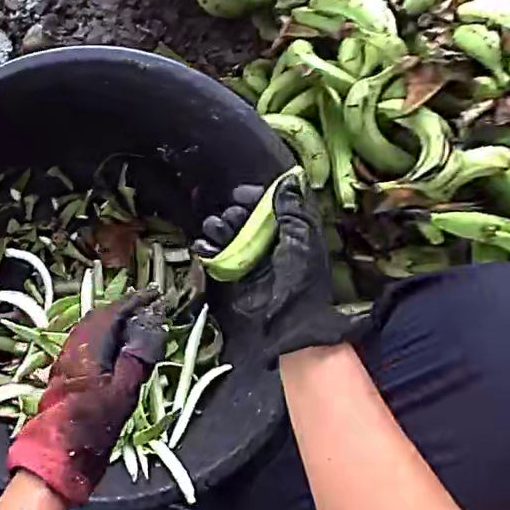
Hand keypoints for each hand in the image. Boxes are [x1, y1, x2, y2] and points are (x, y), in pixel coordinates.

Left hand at [7, 290, 165, 505]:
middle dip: (124, 309)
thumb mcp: (124, 391)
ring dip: (114, 322)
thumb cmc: (92, 426)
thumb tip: (151, 327)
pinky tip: (117, 346)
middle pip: (100, 316)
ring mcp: (65, 358)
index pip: (113, 312)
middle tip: (148, 308)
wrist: (57, 457)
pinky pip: (87, 341)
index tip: (155, 297)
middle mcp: (73, 345)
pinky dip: (105, 336)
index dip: (136, 302)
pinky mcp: (64, 372)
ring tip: (137, 324)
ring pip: (92, 328)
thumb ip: (137, 356)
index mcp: (88, 346)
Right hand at [196, 178, 363, 363]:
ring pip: (225, 232)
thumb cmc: (299, 285)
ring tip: (218, 231)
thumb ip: (293, 211)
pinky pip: (211, 254)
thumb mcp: (303, 242)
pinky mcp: (227, 275)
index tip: (242, 194)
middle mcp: (267, 244)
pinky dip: (206, 247)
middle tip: (234, 217)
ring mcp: (245, 260)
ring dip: (218, 227)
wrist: (283, 329)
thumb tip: (289, 179)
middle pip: (244, 216)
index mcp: (290, 234)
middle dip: (236, 212)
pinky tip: (206, 246)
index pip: (270, 206)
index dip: (256, 196)